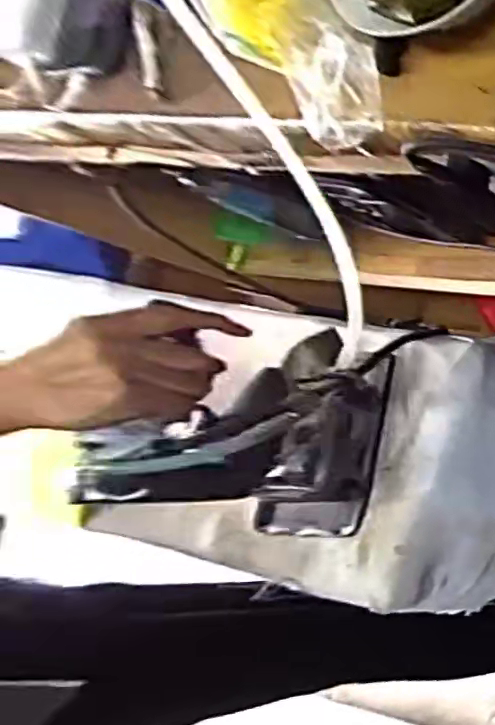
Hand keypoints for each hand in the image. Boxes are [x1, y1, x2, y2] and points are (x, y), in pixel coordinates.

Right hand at [0, 301, 250, 433]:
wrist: (14, 393)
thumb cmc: (57, 366)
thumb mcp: (92, 336)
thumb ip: (139, 333)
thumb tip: (191, 338)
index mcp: (111, 325)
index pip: (175, 317)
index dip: (215, 322)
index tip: (241, 330)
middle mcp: (122, 345)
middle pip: (197, 358)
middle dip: (206, 369)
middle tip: (198, 374)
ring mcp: (128, 372)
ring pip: (196, 383)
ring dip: (196, 390)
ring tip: (179, 391)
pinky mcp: (132, 398)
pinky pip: (181, 403)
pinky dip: (183, 407)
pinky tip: (171, 406)